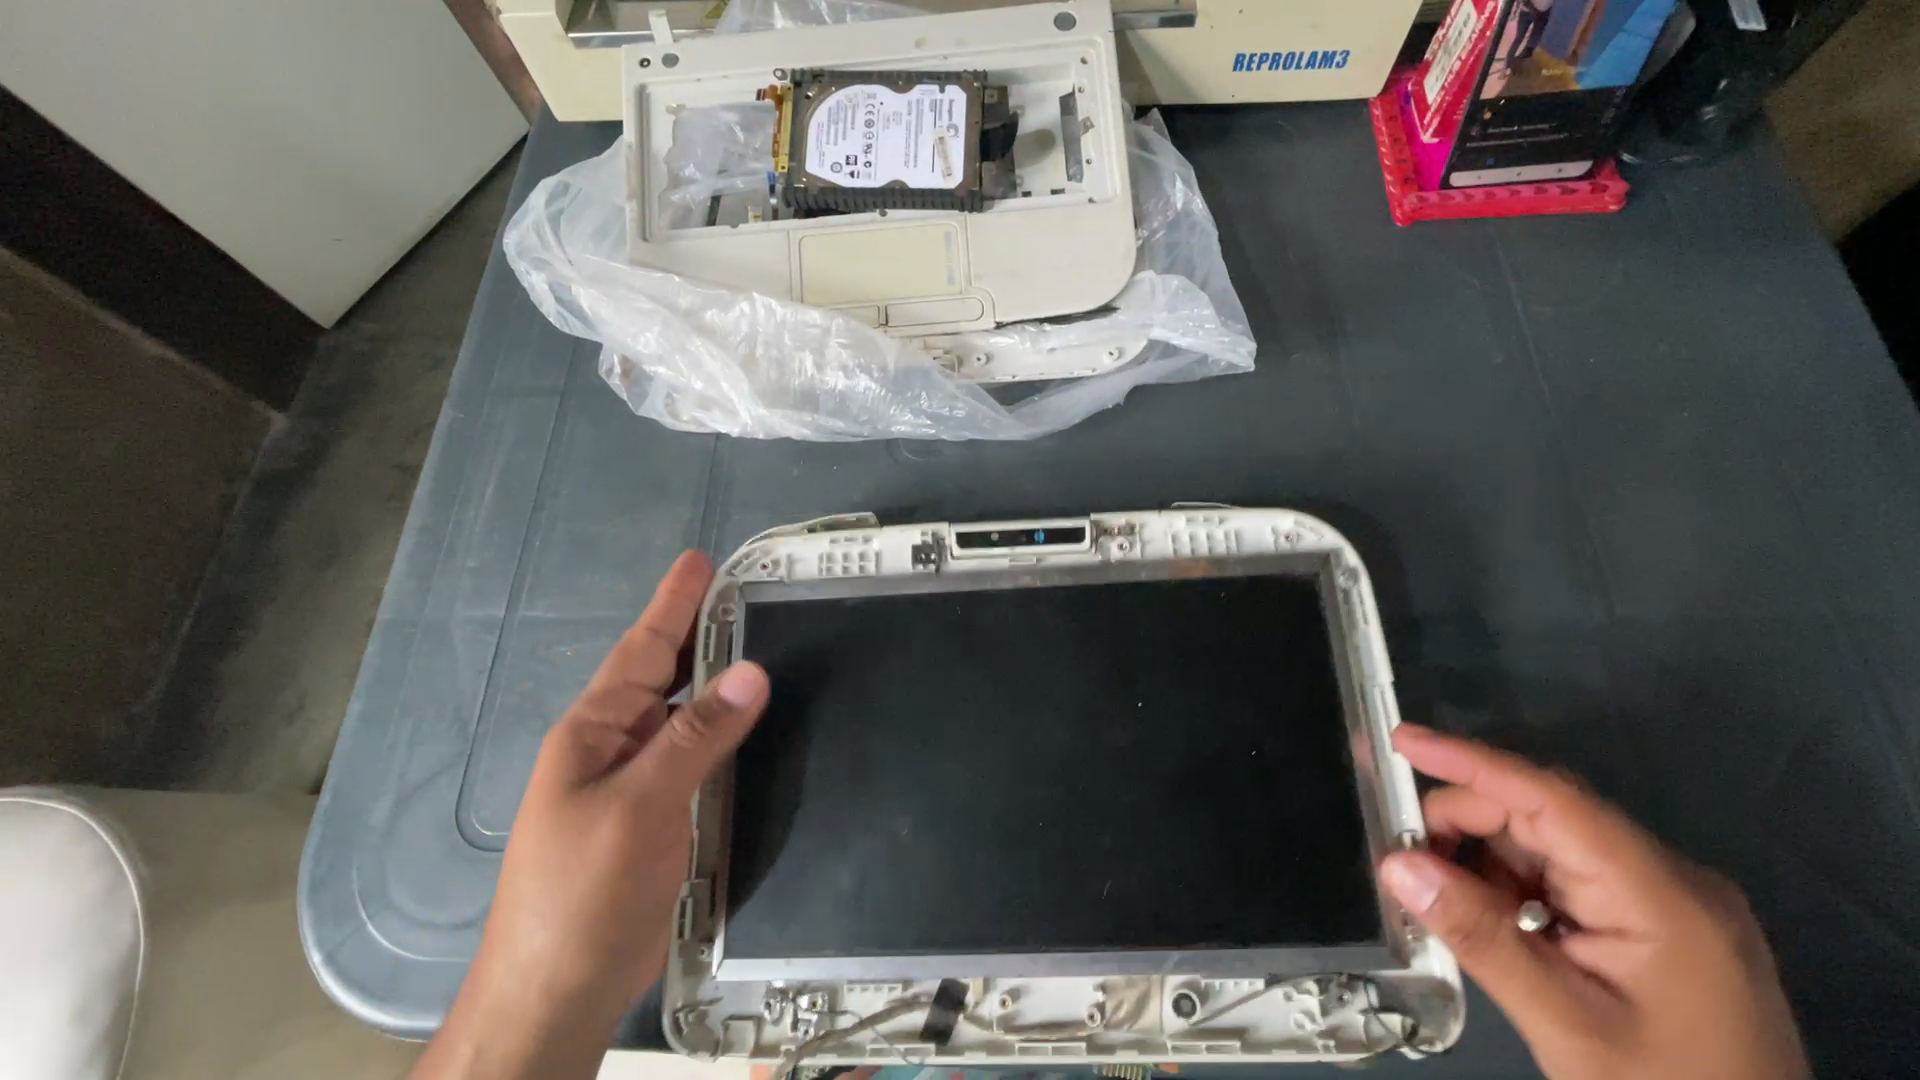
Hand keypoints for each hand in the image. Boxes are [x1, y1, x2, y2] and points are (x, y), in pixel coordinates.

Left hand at [412, 551, 769, 1079]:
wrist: (555, 993)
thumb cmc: (582, 893)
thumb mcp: (639, 806)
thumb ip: (696, 737)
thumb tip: (751, 671)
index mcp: (594, 731)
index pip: (642, 651)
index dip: (672, 604)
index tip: (701, 560)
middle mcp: (614, 749)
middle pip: (665, 678)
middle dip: (701, 635)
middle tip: (750, 597)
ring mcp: (636, 788)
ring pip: (685, 721)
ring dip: (717, 686)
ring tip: (762, 650)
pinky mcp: (659, 824)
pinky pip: (698, 763)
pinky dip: (725, 739)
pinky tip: (753, 732)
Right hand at [1378, 724, 1807, 1079]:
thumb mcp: (1563, 1022)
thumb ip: (1479, 936)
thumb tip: (1396, 864)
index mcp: (1658, 893)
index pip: (1551, 799)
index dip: (1472, 763)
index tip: (1403, 742)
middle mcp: (1667, 878)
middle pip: (1545, 817)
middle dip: (1468, 826)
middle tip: (1408, 861)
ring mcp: (1666, 901)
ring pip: (1550, 847)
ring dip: (1489, 864)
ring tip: (1451, 907)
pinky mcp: (1656, 924)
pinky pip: (1568, 879)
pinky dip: (1517, 890)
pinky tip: (1498, 926)